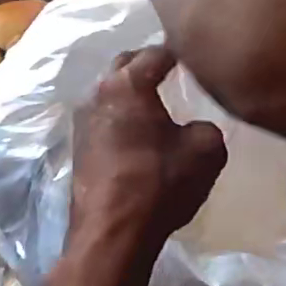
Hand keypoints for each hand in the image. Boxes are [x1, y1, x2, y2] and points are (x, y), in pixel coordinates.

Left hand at [57, 48, 227, 285]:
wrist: (113, 234)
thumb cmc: (160, 183)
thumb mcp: (207, 149)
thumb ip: (207, 125)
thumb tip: (196, 126)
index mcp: (128, 84)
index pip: (157, 52)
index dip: (179, 51)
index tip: (196, 56)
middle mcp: (99, 93)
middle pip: (125, 65)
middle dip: (148, 63)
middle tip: (174, 72)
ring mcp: (83, 121)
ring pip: (110, 92)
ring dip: (131, 92)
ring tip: (156, 101)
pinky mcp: (78, 148)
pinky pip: (104, 118)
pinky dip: (122, 116)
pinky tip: (139, 131)